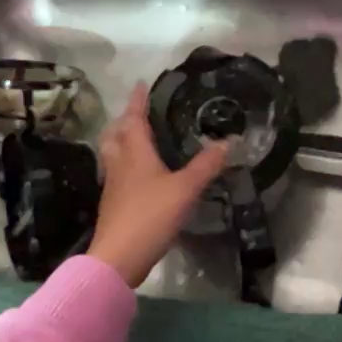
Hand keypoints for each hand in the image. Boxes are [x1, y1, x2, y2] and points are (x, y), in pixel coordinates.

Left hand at [88, 85, 231, 287]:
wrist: (117, 258)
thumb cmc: (150, 215)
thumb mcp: (185, 189)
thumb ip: (206, 165)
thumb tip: (228, 141)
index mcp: (134, 153)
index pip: (134, 118)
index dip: (138, 101)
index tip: (141, 84)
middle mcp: (119, 164)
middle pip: (116, 135)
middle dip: (124, 121)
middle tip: (137, 113)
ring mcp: (113, 186)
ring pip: (113, 155)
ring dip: (122, 143)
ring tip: (138, 141)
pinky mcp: (113, 205)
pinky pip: (117, 175)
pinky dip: (126, 166)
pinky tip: (140, 177)